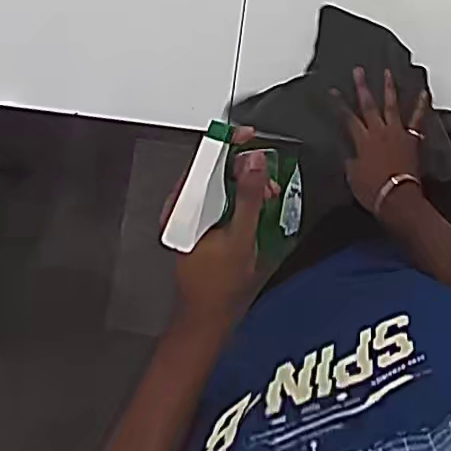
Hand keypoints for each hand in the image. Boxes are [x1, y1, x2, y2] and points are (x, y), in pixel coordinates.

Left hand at [172, 128, 279, 326]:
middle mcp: (184, 209)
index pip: (203, 163)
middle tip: (266, 173)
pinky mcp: (202, 222)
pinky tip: (258, 204)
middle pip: (213, 170)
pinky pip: (222, 196)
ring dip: (247, 182)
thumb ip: (249, 196)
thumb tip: (254, 161)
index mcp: (183, 209)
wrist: (208, 316)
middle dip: (245, 167)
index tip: (247, 135)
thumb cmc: (218, 283)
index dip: (227, 144)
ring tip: (265, 194)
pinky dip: (243, 195)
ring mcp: (192, 216)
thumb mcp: (240, 236)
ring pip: (220, 183)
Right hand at [333, 67, 430, 217]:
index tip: (333, 91)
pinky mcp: (412, 138)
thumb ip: (351, 161)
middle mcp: (379, 132)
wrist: (397, 197)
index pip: (347, 118)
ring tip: (387, 73)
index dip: (339, 104)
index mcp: (362, 140)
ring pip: (391, 105)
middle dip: (362, 87)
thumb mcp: (353, 177)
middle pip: (368, 105)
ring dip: (389, 88)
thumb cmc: (373, 191)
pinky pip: (418, 119)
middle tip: (359, 71)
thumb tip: (349, 155)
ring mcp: (397, 132)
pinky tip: (424, 93)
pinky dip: (421, 106)